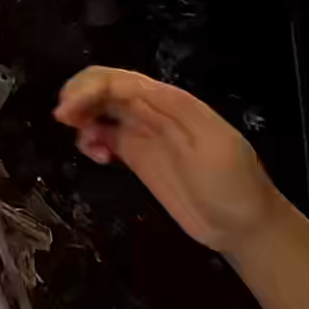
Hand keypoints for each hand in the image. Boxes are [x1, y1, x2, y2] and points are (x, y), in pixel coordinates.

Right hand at [53, 66, 281, 253]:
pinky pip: (103, 134)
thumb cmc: (234, 184)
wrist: (246, 227)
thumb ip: (176, 112)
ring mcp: (142, 132)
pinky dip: (90, 139)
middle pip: (104, 87)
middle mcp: (151, 109)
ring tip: (87, 146)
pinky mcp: (135, 154)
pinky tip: (97, 156)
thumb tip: (132, 90)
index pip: (119, 80)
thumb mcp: (214, 144)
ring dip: (82, 117)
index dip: (89, 88)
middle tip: (63, 120)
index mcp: (169, 100)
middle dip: (78, 96)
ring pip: (99, 108)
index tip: (67, 112)